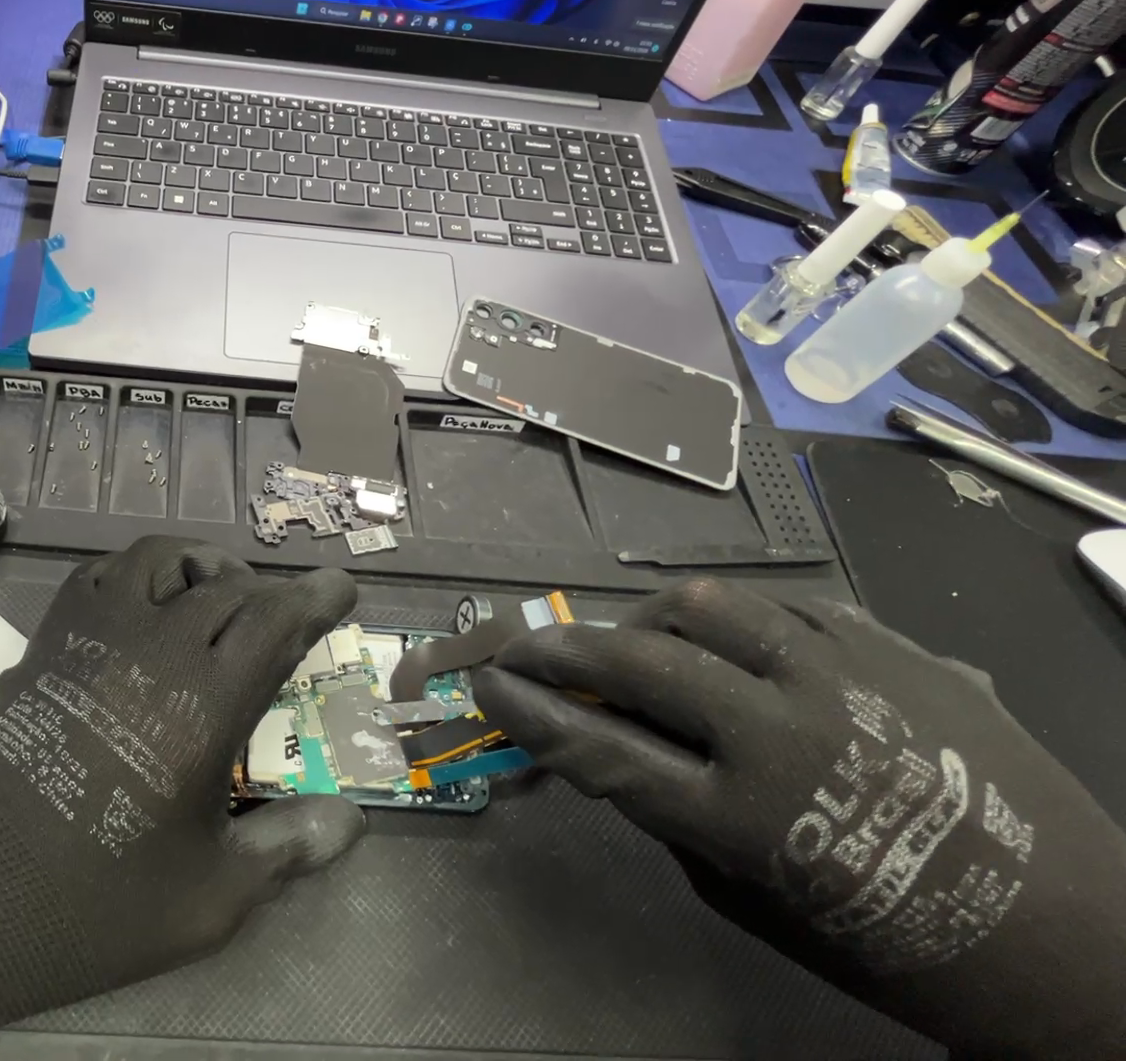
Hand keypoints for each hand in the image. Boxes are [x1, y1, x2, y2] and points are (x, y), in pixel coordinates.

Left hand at [0, 538, 362, 1060]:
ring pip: (155, 558)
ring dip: (198, 566)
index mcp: (202, 705)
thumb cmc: (95, 901)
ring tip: (213, 598)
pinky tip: (142, 609)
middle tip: (284, 615)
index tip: (339, 587)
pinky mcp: (46, 641)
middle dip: (267, 591)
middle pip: (224, 586)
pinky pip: (97, 576)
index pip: (274, 620)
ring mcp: (90, 636)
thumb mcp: (209, 897)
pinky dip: (136, 573)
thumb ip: (286, 849)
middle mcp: (151, 649)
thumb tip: (351, 821)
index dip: (314, 597)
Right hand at [472, 579, 1125, 1057]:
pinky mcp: (901, 651)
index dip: (526, 710)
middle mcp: (789, 733)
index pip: (596, 745)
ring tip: (631, 638)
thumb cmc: (886, 940)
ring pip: (708, 607)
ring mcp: (851, 679)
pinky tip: (725, 638)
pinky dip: (732, 618)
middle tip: (519, 651)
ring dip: (644, 620)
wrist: (1083, 946)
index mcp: (747, 818)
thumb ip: (667, 809)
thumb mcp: (747, 893)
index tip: (486, 688)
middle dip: (555, 652)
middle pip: (634, 663)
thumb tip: (605, 740)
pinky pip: (786, 605)